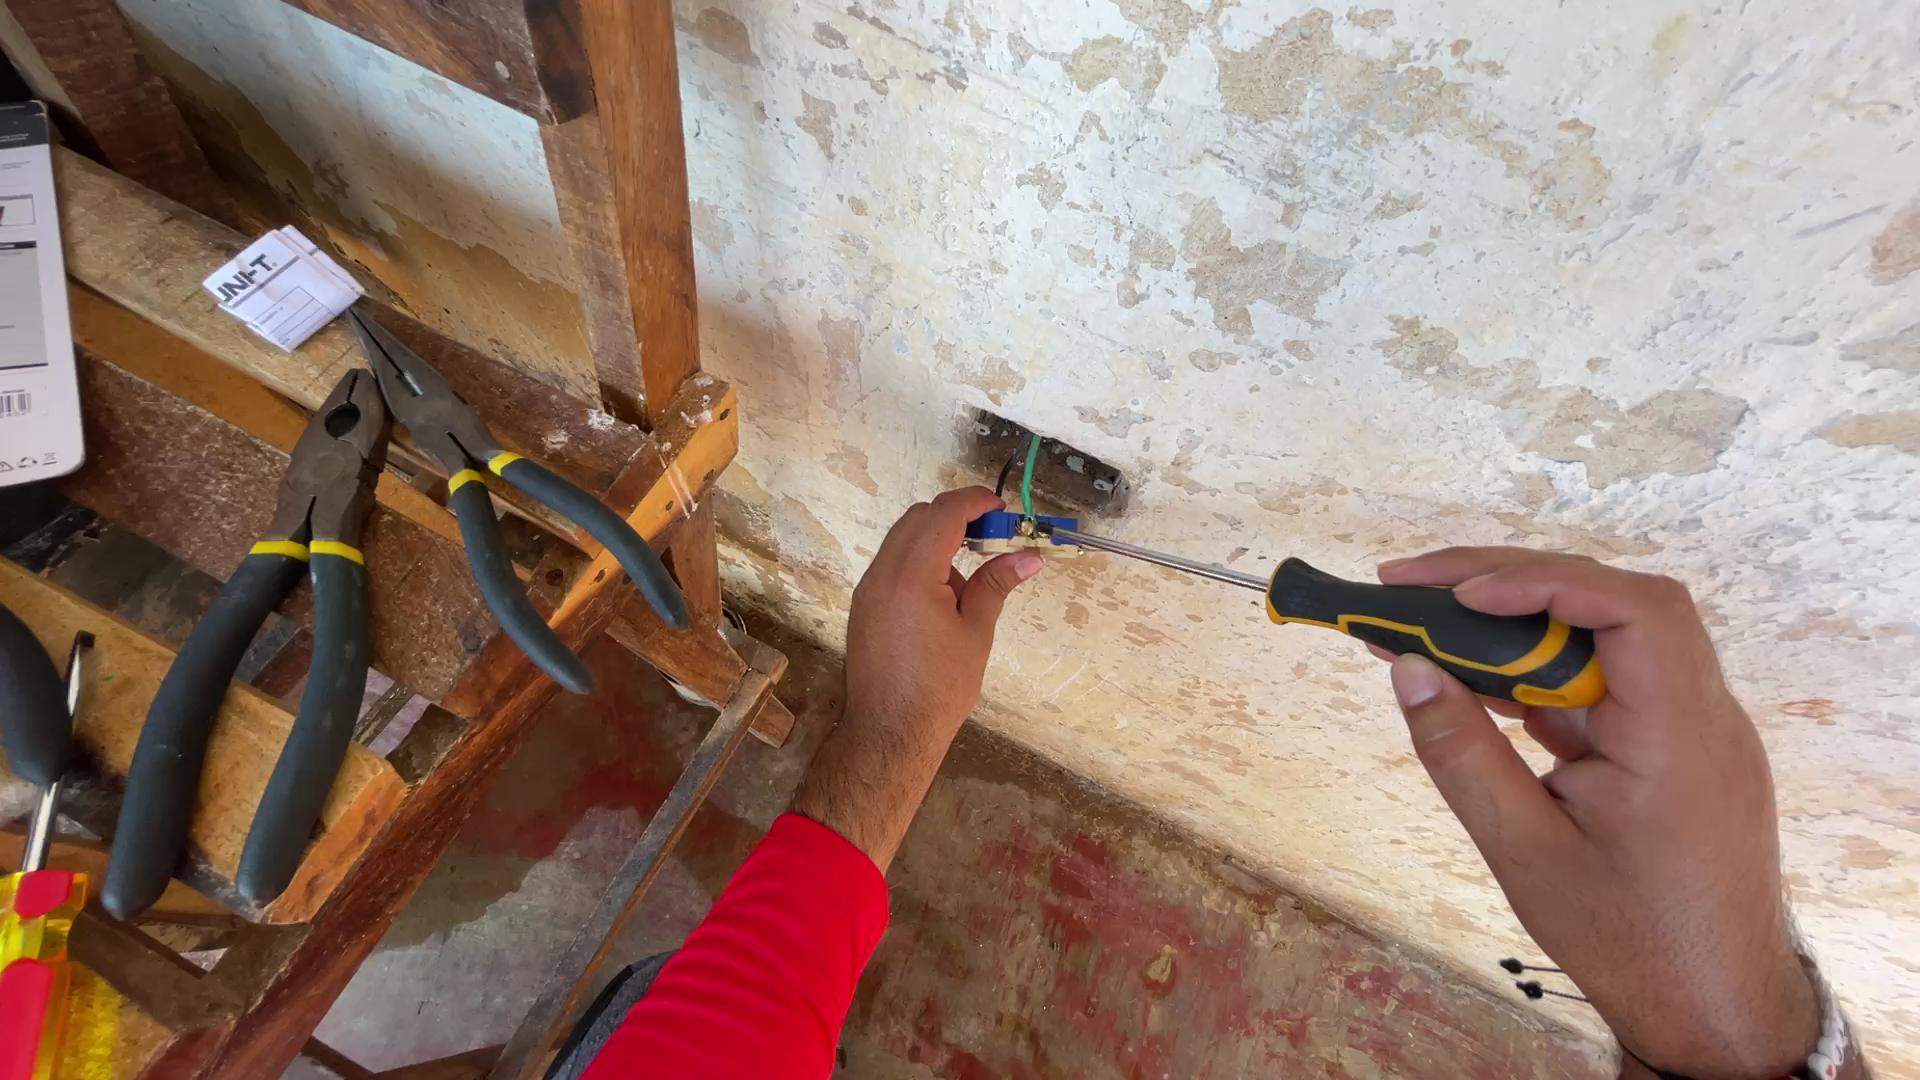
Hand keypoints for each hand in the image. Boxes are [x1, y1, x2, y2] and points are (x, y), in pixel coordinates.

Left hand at [792, 488, 1040, 870]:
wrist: (889, 732)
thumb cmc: (940, 686)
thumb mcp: (975, 631)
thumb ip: (996, 584)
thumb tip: (1029, 556)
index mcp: (912, 575)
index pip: (943, 514)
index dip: (975, 502)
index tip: (1002, 509)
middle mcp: (883, 572)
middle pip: (919, 518)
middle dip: (956, 515)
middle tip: (991, 535)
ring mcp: (868, 588)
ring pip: (902, 538)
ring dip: (937, 537)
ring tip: (969, 575)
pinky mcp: (864, 604)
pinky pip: (893, 562)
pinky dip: (919, 559)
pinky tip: (942, 595)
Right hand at [1376, 548, 1817, 1079]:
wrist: (1709, 1005)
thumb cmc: (1621, 934)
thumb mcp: (1518, 845)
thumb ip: (1458, 751)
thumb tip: (1405, 665)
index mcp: (1679, 735)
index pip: (1635, 609)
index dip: (1541, 582)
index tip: (1454, 595)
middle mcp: (1692, 711)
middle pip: (1606, 603)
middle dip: (1501, 579)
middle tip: (1405, 583)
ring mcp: (1674, 723)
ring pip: (1589, 631)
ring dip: (1501, 615)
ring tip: (1415, 616)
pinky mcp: (1649, 739)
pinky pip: (1580, 674)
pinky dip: (1514, 660)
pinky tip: (1457, 671)